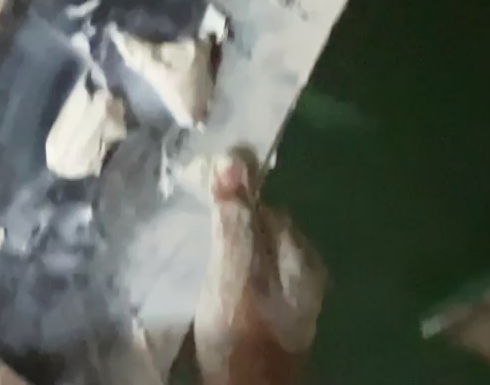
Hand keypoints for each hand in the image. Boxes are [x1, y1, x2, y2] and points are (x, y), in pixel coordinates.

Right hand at [195, 151, 326, 384]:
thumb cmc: (241, 332)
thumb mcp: (232, 270)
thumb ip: (234, 217)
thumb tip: (233, 156)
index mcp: (302, 256)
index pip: (264, 201)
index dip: (231, 188)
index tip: (197, 182)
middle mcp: (302, 269)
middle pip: (259, 220)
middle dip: (226, 207)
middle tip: (188, 202)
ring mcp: (286, 290)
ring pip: (250, 241)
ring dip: (222, 231)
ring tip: (189, 225)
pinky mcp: (266, 306)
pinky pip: (245, 262)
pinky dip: (224, 254)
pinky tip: (203, 258)